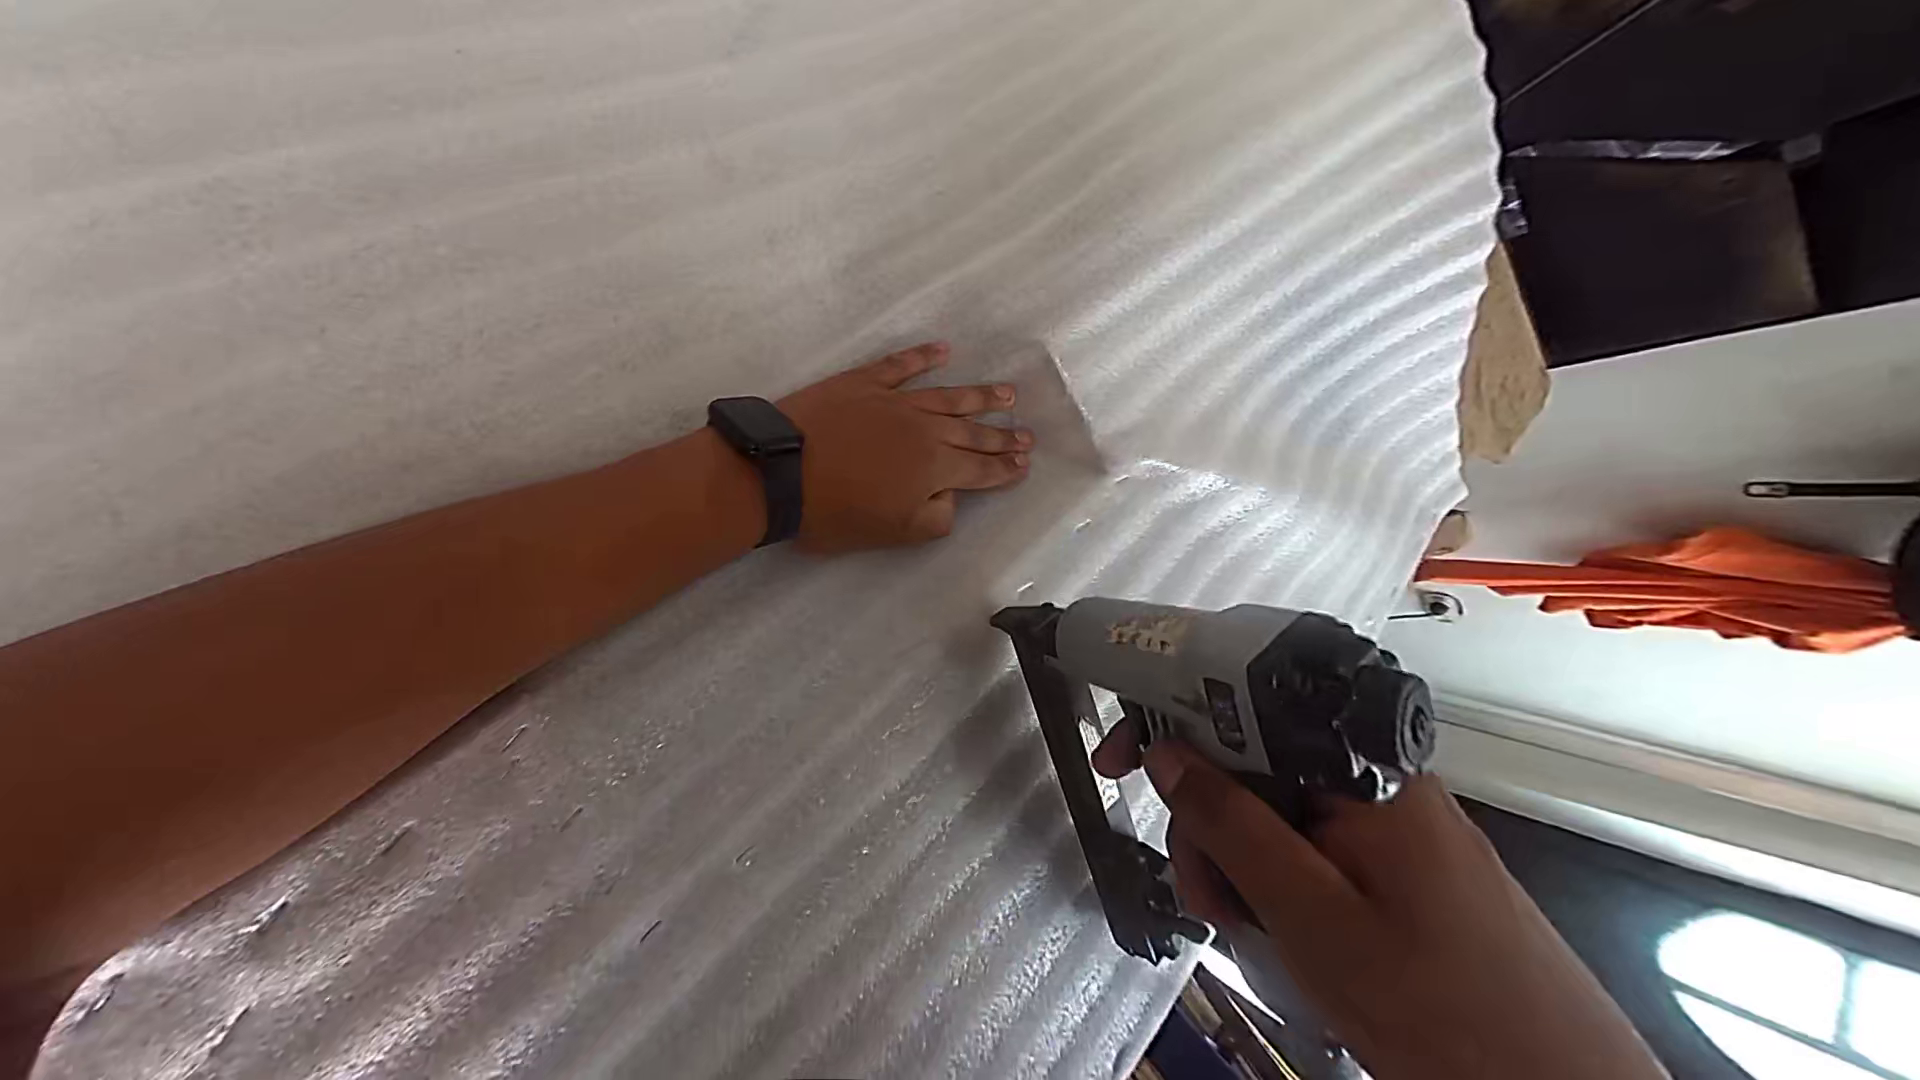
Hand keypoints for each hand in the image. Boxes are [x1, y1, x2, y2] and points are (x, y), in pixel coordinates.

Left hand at [777, 342, 1031, 551]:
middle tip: (1027, 435)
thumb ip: (936, 517)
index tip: (1024, 464)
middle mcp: (926, 431)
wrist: (780, 471)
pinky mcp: (866, 383)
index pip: (980, 470)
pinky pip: (902, 365)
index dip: (1004, 469)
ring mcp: (897, 401)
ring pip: (949, 396)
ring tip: (1007, 393)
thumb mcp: (895, 533)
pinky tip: (944, 350)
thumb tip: (950, 496)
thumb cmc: (836, 512)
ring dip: (980, 396)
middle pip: (973, 433)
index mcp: (935, 469)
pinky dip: (924, 356)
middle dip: (1002, 436)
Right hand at [1092, 728, 1669, 1079]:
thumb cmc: (1445, 1012)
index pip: (1248, 703)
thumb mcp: (1312, 918)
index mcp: (1362, 767)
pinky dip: (1264, 874)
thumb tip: (1166, 753)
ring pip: (1266, 804)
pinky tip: (1267, 922)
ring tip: (1239, 921)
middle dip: (1204, 817)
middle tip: (1197, 882)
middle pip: (1249, 761)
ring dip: (1230, 856)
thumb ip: (1232, 827)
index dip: (1175, 716)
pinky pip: (1297, 838)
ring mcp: (1375, 816)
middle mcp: (1367, 775)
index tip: (1122, 754)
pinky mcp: (1380, 854)